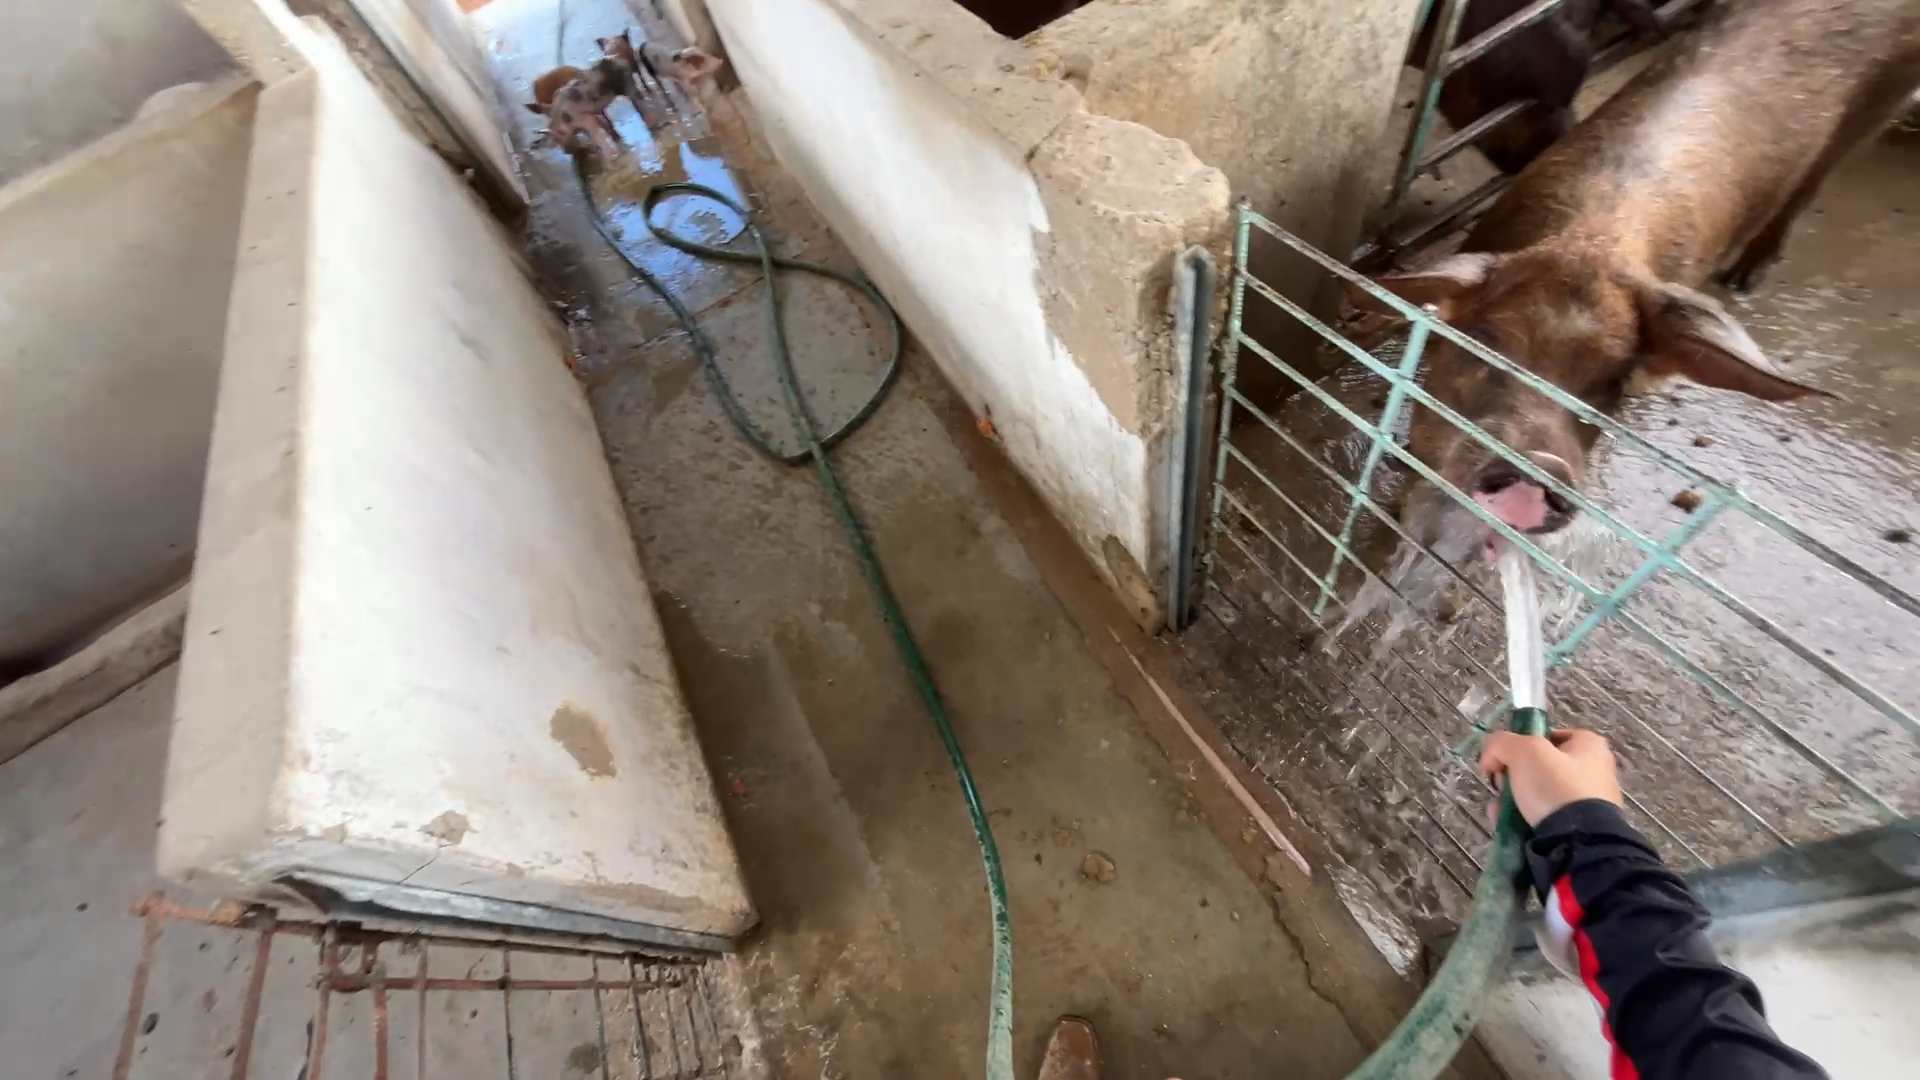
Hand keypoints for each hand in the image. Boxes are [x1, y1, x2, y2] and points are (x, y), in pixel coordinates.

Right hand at [1479, 729, 1622, 825]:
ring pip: (1536, 790)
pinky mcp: (1578, 826)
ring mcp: (1587, 802)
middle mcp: (1593, 772)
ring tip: (1499, 805)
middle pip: (1539, 763)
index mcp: (1590, 747)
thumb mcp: (1523, 750)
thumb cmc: (1556, 786)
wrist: (1579, 841)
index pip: (1551, 733)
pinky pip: (1542, 813)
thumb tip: (1492, 756)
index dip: (1525, 740)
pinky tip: (1506, 819)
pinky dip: (1521, 815)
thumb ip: (1501, 742)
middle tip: (1501, 780)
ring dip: (1512, 796)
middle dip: (1512, 772)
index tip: (1508, 753)